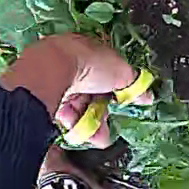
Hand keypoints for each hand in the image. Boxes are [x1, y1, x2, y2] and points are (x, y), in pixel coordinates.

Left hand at [0, 33, 151, 146]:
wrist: (51, 71)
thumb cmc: (88, 63)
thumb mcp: (122, 72)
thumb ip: (134, 85)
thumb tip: (148, 96)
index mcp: (89, 50)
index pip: (106, 74)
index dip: (115, 93)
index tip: (121, 106)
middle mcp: (70, 63)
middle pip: (90, 94)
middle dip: (101, 115)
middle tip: (107, 130)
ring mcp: (53, 79)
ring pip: (76, 106)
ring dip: (88, 124)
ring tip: (96, 138)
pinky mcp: (40, 96)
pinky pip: (60, 114)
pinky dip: (70, 124)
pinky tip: (77, 133)